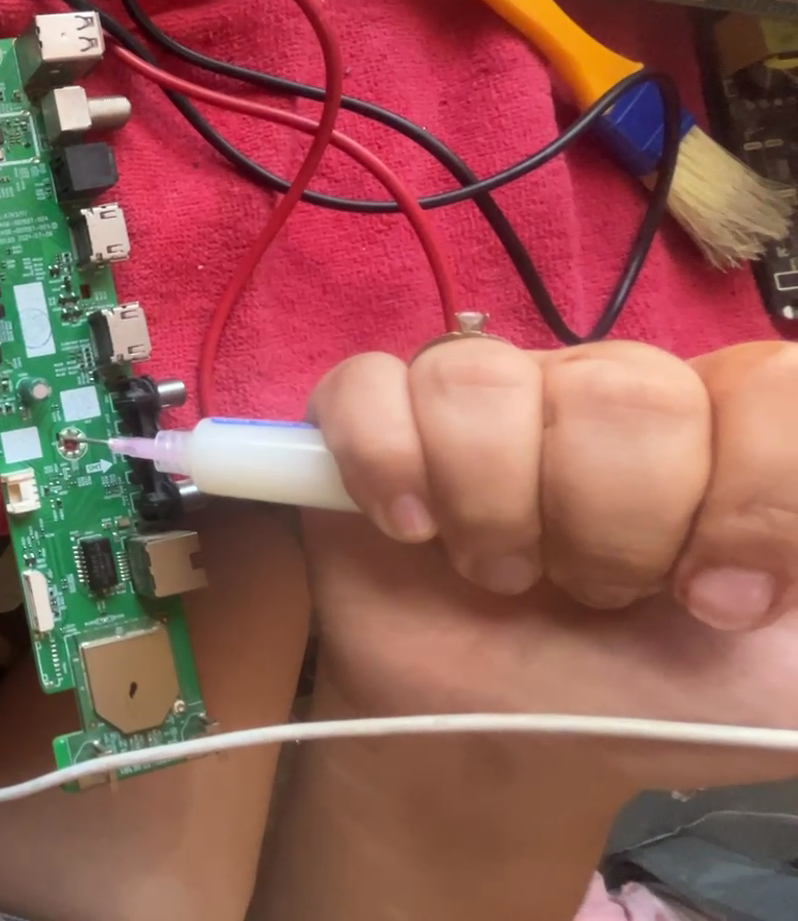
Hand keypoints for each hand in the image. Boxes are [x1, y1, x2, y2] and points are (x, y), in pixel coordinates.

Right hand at [253, 340, 797, 920]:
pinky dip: (381, 456)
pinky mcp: (353, 420)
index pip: (767, 382)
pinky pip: (361, 386)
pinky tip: (403, 523)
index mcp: (704, 435)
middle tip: (584, 588)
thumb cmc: (633, 696)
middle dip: (605, 516)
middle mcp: (580, 397)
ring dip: (486, 499)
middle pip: (615, 384)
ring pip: (474, 376)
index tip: (717, 602)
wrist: (482, 732)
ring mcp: (460, 403)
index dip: (751, 495)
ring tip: (487, 568)